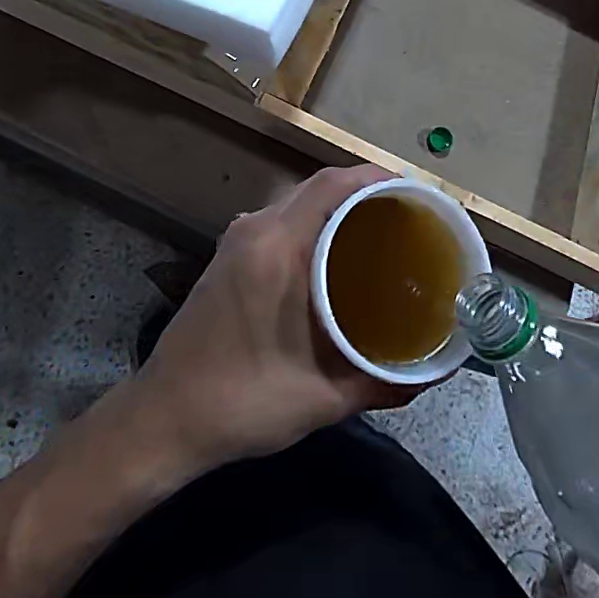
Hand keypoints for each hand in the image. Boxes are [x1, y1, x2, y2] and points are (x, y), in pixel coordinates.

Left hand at [129, 165, 429, 472]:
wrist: (163, 419)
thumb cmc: (242, 404)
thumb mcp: (323, 398)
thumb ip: (384, 382)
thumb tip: (435, 372)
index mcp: (276, 248)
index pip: (331, 186)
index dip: (376, 178)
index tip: (415, 195)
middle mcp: (253, 231)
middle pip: (317, 187)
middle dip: (364, 193)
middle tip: (408, 219)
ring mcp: (235, 241)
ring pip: (297, 203)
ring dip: (337, 209)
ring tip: (379, 234)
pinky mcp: (227, 257)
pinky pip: (280, 222)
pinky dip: (313, 225)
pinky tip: (335, 257)